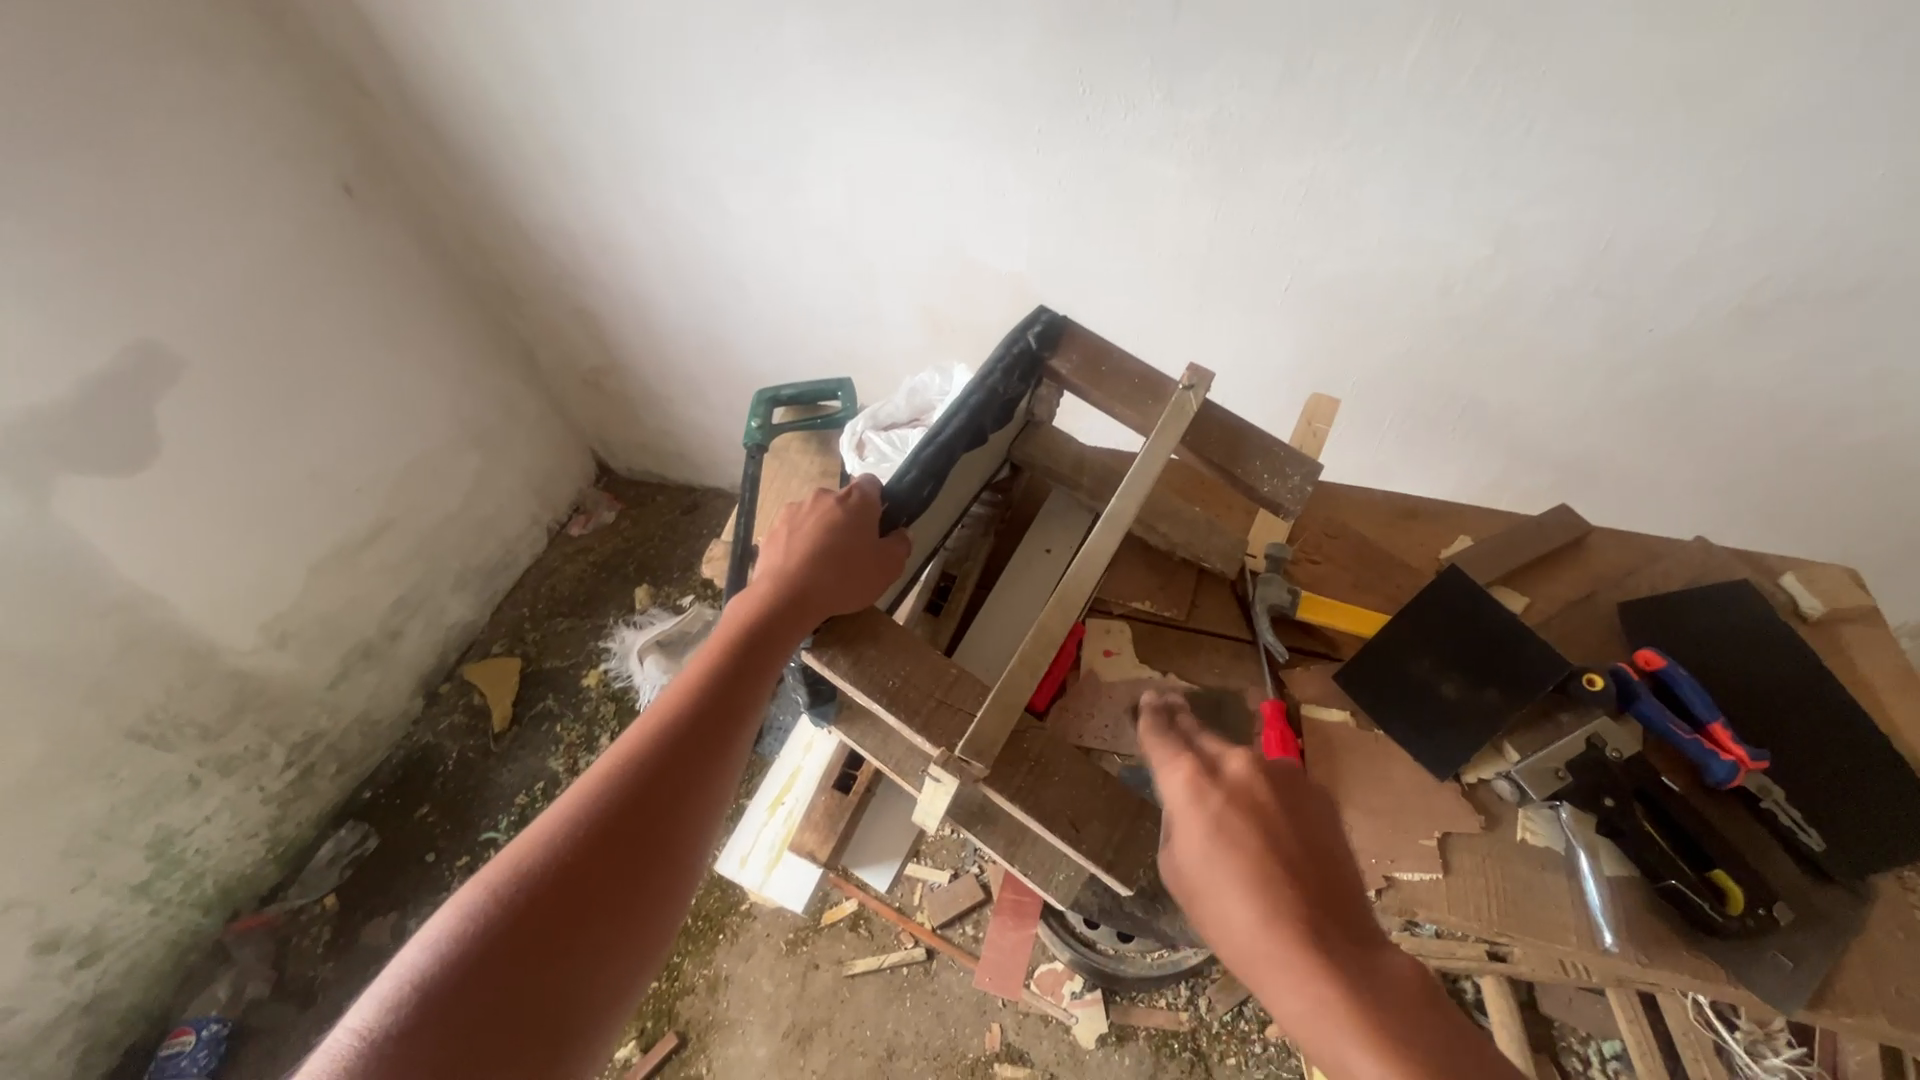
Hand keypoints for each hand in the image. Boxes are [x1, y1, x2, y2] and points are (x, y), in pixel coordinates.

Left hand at [749, 474, 911, 624]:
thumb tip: (901, 534)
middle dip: (848, 521)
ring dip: (822, 532)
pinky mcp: (774, 527)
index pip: (871, 483)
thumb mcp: (888, 568)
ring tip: (823, 566)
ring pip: (817, 516)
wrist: (785, 596)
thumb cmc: (845, 578)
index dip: (877, 502)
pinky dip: (800, 544)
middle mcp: (825, 495)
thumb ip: (900, 545)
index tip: (877, 526)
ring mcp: (795, 509)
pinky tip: (801, 570)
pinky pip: (794, 531)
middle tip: (853, 553)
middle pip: (842, 502)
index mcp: (856, 499)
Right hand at [1136, 690, 1391, 1031]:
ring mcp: (1281, 773)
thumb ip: (1176, 819)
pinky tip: (1271, 824)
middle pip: (1200, 732)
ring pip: (1242, 759)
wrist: (1323, 949)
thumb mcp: (1176, 870)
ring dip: (1229, 766)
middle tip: (1171, 705)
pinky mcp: (1317, 791)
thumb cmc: (1232, 920)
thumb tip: (1188, 802)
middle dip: (1183, 720)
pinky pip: (1278, 782)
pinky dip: (1266, 791)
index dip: (1150, 713)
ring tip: (1228, 795)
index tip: (1149, 698)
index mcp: (1190, 782)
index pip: (1160, 732)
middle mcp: (1235, 762)